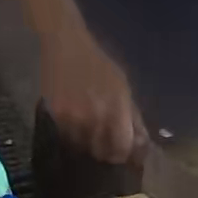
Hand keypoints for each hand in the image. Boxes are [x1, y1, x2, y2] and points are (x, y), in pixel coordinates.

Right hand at [41, 23, 146, 164]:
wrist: (65, 43)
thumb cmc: (99, 66)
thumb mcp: (123, 88)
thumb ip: (133, 118)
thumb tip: (141, 145)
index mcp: (117, 110)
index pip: (122, 147)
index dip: (122, 154)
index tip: (120, 154)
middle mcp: (96, 117)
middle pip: (102, 152)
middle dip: (104, 152)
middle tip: (103, 146)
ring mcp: (75, 117)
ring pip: (83, 146)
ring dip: (86, 144)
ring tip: (87, 132)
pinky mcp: (56, 114)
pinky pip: (66, 135)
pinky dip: (71, 134)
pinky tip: (74, 122)